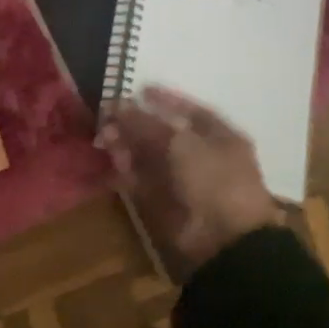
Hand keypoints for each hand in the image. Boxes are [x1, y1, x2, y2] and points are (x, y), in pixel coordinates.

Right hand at [99, 87, 282, 283]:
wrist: (223, 238)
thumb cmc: (214, 179)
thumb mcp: (182, 143)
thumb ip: (147, 123)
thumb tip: (118, 104)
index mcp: (220, 138)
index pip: (191, 112)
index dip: (166, 100)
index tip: (139, 90)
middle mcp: (203, 156)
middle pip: (163, 133)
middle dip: (136, 124)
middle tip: (108, 115)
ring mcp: (182, 179)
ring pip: (148, 155)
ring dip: (126, 144)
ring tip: (104, 136)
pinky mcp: (164, 200)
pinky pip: (141, 178)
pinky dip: (126, 169)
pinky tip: (112, 159)